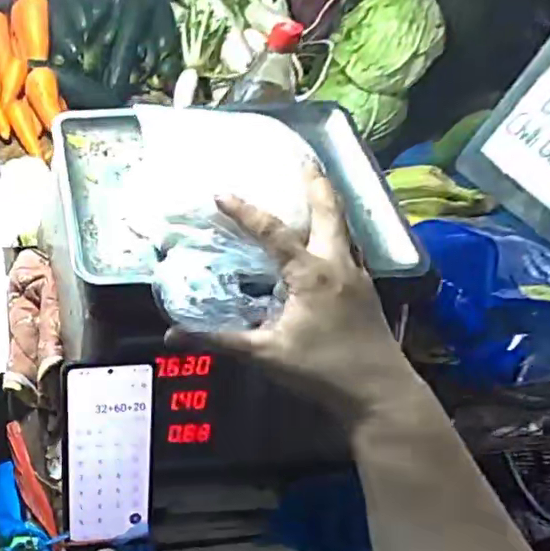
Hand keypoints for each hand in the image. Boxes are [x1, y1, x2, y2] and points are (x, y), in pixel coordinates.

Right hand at [173, 164, 422, 423]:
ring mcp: (356, 278)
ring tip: (313, 190)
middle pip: (329, 212)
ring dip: (327, 206)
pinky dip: (332, 235)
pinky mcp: (362, 293)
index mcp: (311, 275)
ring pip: (342, 229)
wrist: (378, 391)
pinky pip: (346, 251)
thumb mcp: (263, 354)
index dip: (245, 213)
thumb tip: (172, 335)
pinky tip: (322, 246)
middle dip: (314, 183)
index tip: (222, 193)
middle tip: (303, 159)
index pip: (273, 234)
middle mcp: (338, 266)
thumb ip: (217, 340)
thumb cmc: (320, 369)